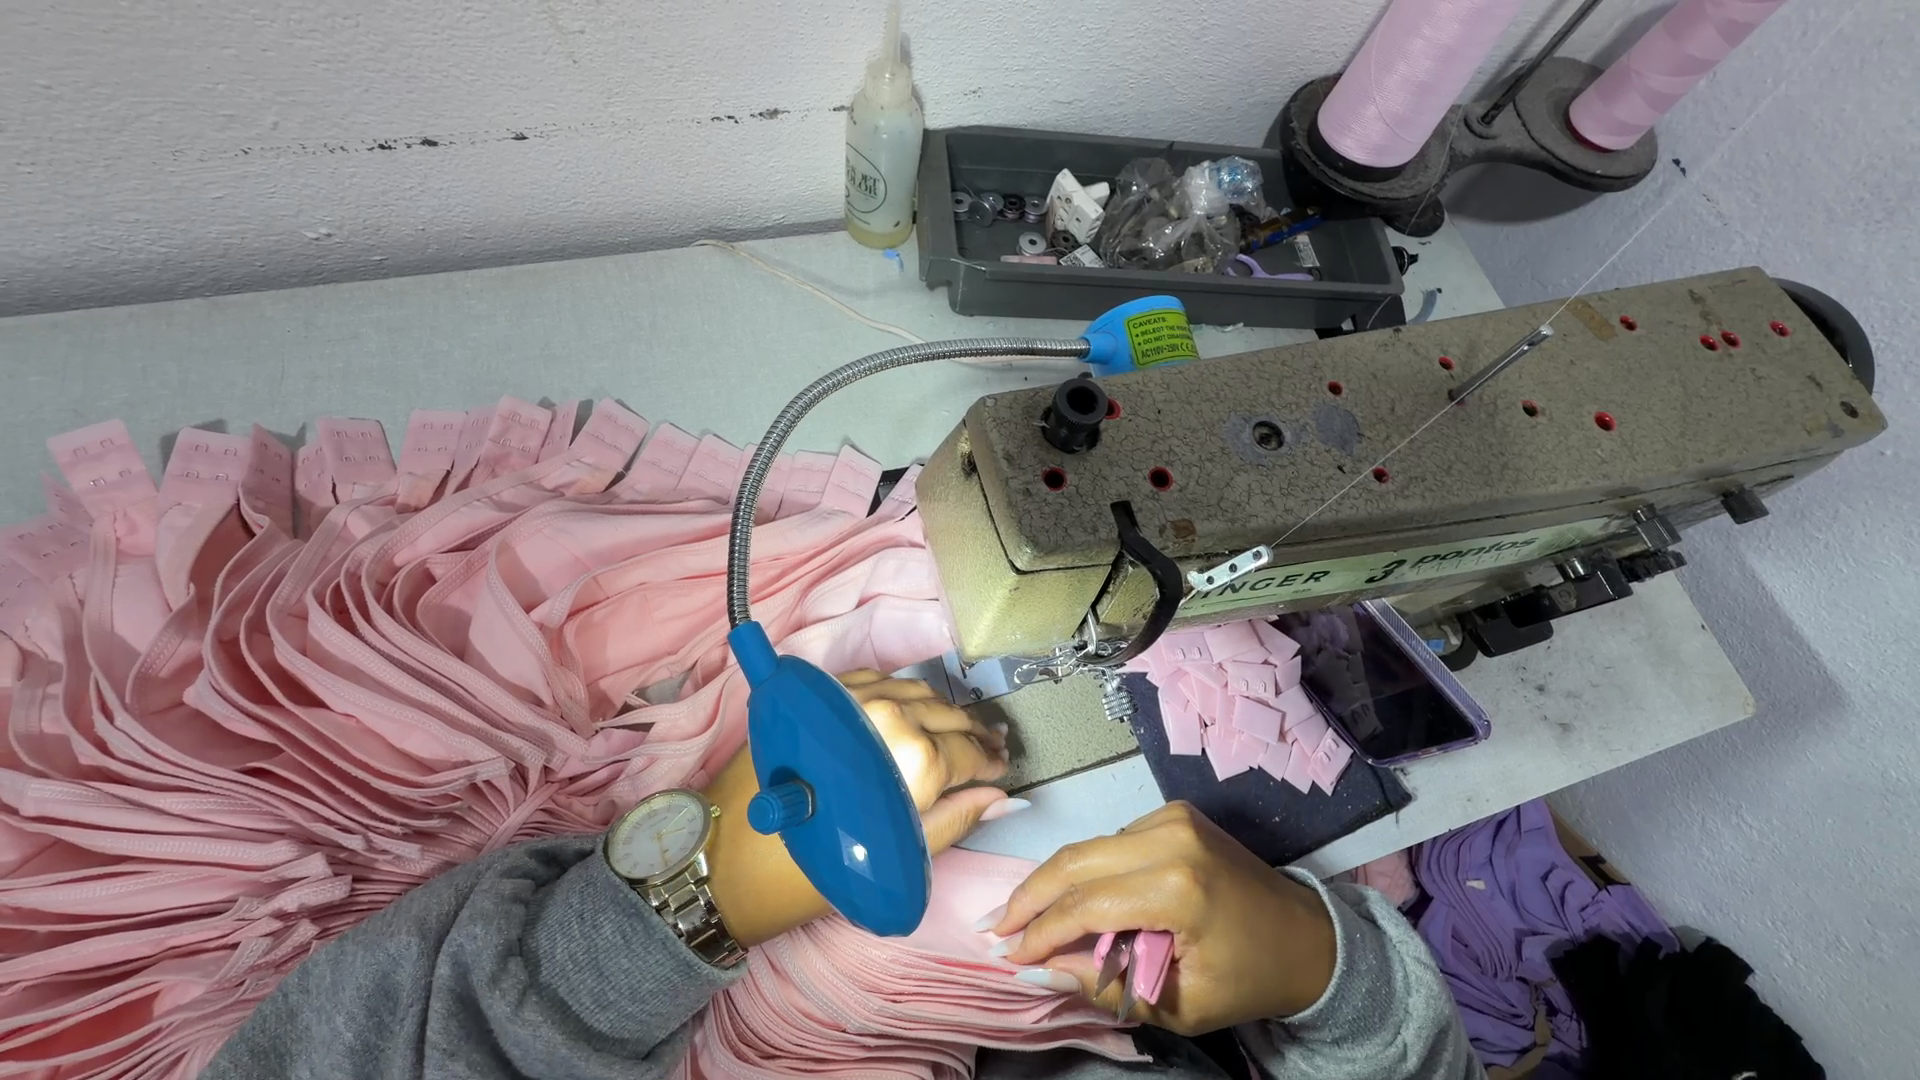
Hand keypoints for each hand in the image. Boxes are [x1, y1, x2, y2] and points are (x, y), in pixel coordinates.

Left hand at [701, 672, 1015, 945]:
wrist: (729, 855)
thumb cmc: (812, 870)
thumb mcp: (895, 858)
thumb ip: (953, 821)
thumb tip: (998, 799)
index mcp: (908, 760)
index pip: (963, 753)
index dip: (987, 763)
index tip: (999, 768)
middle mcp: (885, 717)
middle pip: (944, 716)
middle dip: (971, 734)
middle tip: (989, 749)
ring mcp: (853, 699)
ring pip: (916, 691)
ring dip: (943, 709)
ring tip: (959, 727)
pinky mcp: (825, 694)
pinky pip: (880, 680)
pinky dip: (905, 693)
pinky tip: (915, 707)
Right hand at [983, 802, 1336, 1034]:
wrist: (1308, 937)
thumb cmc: (1249, 978)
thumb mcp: (1180, 1004)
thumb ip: (1106, 984)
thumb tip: (1042, 965)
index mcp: (1178, 887)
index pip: (1086, 904)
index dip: (1041, 930)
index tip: (1008, 952)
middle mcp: (1171, 838)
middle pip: (1075, 859)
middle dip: (1030, 894)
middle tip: (996, 923)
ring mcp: (1172, 817)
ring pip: (1090, 847)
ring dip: (1055, 882)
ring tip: (1026, 916)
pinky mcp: (1174, 812)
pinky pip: (1113, 842)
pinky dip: (1089, 870)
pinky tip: (1077, 898)